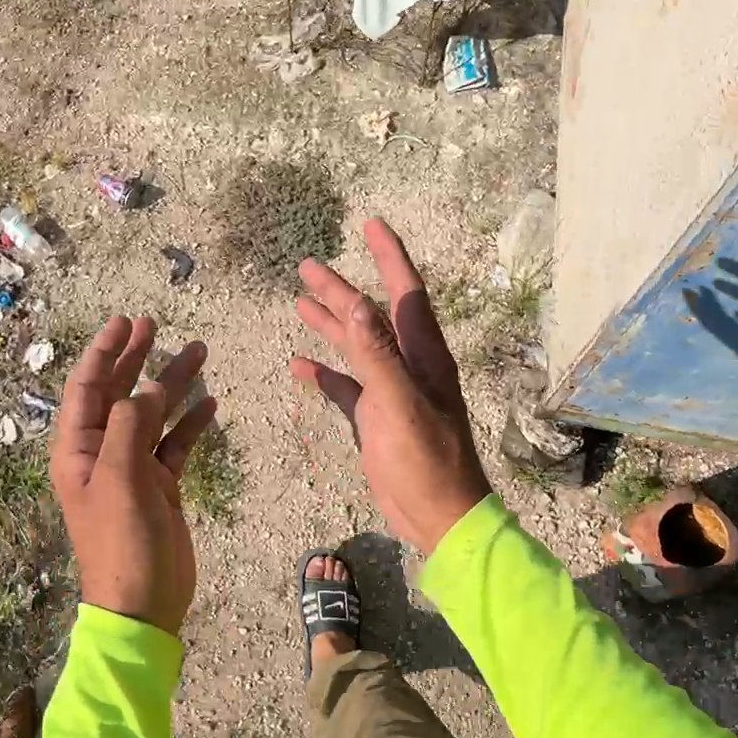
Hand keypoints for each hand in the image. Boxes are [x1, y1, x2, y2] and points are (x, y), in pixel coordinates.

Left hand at [50, 317, 215, 635]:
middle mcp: (102, 452)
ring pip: (153, 416)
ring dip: (173, 385)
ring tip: (199, 350)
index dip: (104, 352)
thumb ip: (131, 426)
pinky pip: (175, 445)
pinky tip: (210, 402)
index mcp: (78, 448)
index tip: (125, 322)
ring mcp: (133, 469)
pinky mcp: (160, 487)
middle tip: (155, 324)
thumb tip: (149, 389)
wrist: (143, 603)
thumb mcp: (119, 478)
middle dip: (136, 359)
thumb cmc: (121, 540)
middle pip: (119, 394)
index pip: (87, 387)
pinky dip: (191, 424)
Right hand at [289, 217, 491, 553]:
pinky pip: (345, 386)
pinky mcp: (375, 418)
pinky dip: (324, 373)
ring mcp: (390, 391)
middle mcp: (407, 365)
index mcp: (422, 355)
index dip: (389, 256)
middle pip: (370, 315)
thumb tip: (357, 306)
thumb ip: (377, 356)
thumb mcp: (400, 405)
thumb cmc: (426, 461)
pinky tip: (300, 365)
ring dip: (330, 324)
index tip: (371, 223)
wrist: (437, 514)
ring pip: (355, 347)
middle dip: (341, 288)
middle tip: (308, 265)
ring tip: (299, 301)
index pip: (405, 292)